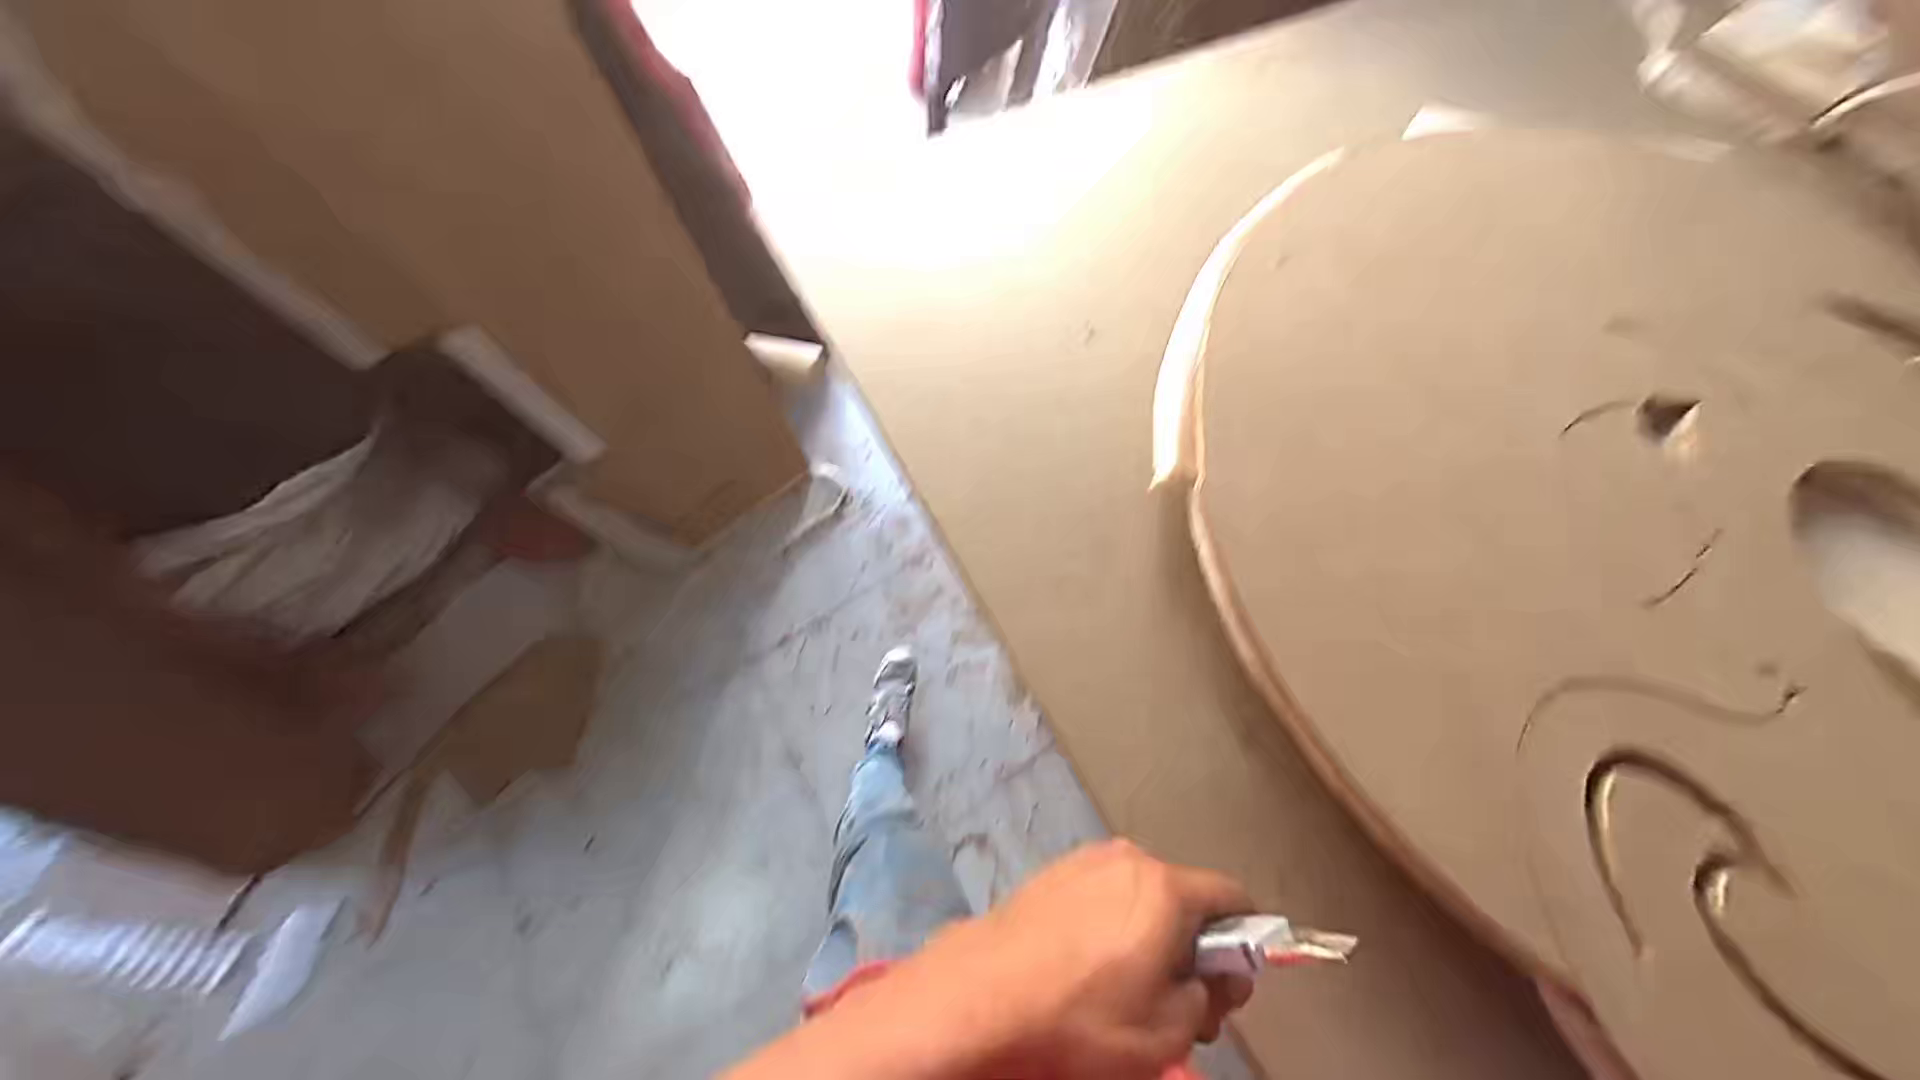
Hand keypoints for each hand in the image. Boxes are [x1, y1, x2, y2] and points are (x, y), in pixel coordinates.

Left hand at [888, 839, 1256, 1078]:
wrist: (987, 990)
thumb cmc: (1083, 1014)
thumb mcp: (1169, 1029)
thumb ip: (1210, 995)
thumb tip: (1213, 974)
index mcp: (1165, 887)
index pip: (1234, 898)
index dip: (1244, 946)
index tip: (1225, 989)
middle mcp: (1129, 858)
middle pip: (1186, 898)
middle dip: (1193, 947)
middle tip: (1177, 1004)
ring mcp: (1087, 859)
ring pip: (1144, 896)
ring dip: (1152, 936)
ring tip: (1127, 988)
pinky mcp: (1056, 870)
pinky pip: (1106, 893)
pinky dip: (1115, 923)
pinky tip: (1090, 964)